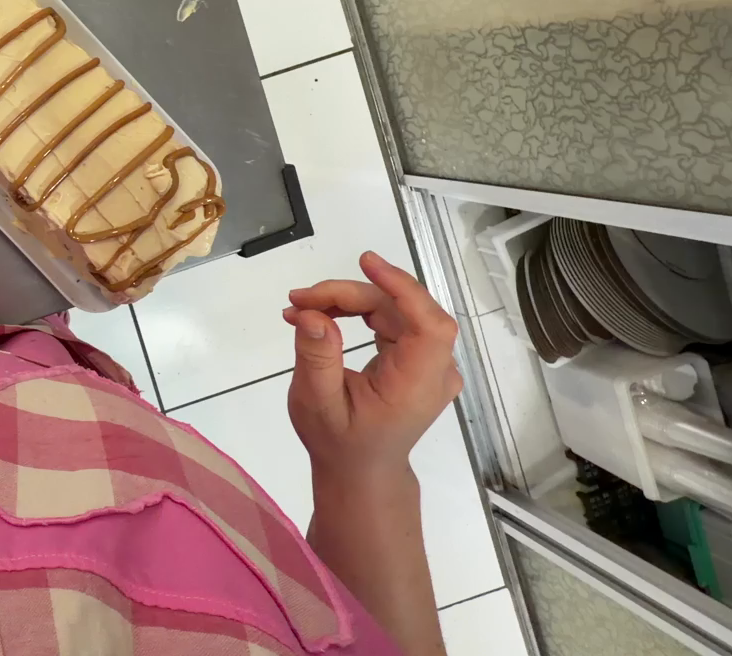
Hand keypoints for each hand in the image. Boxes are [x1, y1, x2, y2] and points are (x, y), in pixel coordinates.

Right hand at [283, 251, 462, 484]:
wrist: (359, 468)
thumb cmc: (338, 441)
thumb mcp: (317, 402)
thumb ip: (317, 357)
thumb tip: (312, 314)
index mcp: (416, 384)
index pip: (429, 326)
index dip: (403, 289)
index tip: (367, 263)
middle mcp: (433, 370)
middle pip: (399, 310)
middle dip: (347, 294)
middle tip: (298, 299)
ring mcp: (426, 363)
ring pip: (391, 309)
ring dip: (345, 300)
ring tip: (300, 307)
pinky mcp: (413, 358)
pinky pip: (388, 318)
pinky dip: (352, 310)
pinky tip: (318, 315)